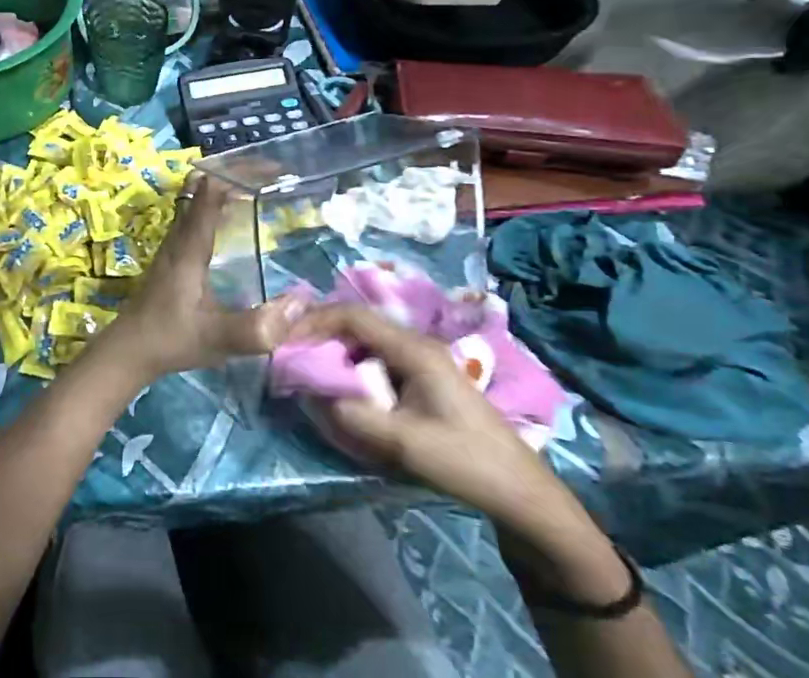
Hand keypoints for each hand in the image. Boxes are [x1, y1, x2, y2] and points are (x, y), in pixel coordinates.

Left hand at [92, 176, 334, 384]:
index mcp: (189, 249)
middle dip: (233, 175)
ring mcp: (170, 247)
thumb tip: (300, 302)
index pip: (209, 197)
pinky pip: (191, 218)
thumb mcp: (218, 339)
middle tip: (269, 173)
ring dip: (221, 189)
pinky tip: (230, 221)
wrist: (128, 350)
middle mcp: (177, 240)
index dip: (236, 176)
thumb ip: (257, 327)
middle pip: (199, 191)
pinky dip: (212, 207)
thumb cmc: (171, 340)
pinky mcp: (169, 259)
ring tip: (255, 188)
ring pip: (192, 203)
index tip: (271, 168)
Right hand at [303, 306, 580, 542]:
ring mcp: (422, 361)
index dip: (315, 321)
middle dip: (320, 334)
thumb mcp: (403, 443)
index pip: (353, 315)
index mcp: (414, 351)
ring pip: (365, 341)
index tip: (287, 341)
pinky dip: (350, 366)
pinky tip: (341, 387)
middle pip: (357, 323)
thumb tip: (314, 395)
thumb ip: (353, 416)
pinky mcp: (423, 379)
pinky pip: (376, 359)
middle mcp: (417, 346)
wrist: (520, 493)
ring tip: (308, 370)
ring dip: (334, 351)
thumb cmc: (466, 462)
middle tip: (291, 355)